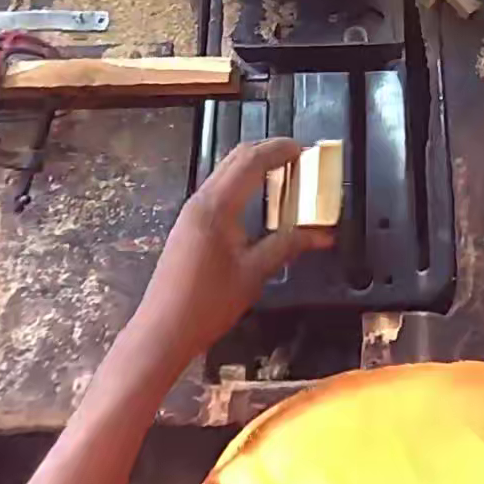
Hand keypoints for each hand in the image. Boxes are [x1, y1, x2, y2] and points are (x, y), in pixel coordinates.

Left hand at [128, 138, 333, 368]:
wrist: (160, 334)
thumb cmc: (208, 303)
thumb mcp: (255, 273)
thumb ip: (288, 246)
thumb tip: (323, 236)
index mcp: (217, 207)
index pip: (252, 162)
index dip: (280, 150)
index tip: (305, 149)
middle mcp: (202, 201)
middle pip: (236, 157)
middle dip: (268, 150)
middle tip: (298, 157)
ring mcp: (192, 211)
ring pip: (226, 169)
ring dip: (255, 163)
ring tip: (284, 172)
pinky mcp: (189, 224)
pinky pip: (220, 185)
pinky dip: (243, 178)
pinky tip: (259, 196)